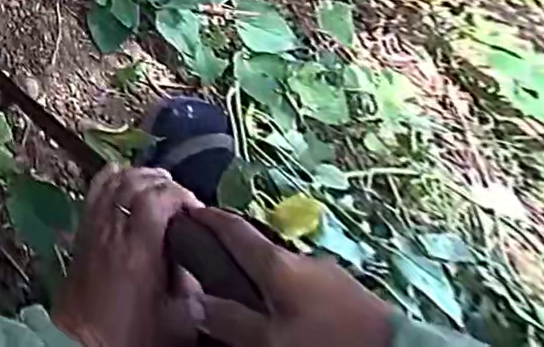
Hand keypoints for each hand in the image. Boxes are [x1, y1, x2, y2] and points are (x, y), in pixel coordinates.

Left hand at [51, 167, 205, 346]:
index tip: (195, 207)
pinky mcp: (83, 226)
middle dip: (162, 182)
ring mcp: (95, 223)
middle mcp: (113, 228)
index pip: (156, 200)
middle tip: (182, 195)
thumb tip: (193, 265)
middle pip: (135, 184)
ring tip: (160, 182)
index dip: (178, 195)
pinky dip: (112, 175)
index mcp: (137, 250)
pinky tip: (124, 174)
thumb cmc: (131, 335)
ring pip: (115, 181)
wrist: (83, 341)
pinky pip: (96, 188)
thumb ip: (190, 290)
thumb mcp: (175, 322)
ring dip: (139, 175)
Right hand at [189, 207, 395, 346]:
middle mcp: (301, 259)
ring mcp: (332, 277)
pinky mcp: (356, 299)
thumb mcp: (274, 343)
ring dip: (268, 278)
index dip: (208, 218)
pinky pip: (311, 290)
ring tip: (255, 297)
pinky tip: (296, 318)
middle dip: (237, 252)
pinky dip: (294, 296)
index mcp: (276, 263)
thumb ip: (233, 321)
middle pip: (260, 248)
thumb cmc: (330, 346)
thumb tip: (192, 302)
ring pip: (287, 271)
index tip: (187, 211)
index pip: (232, 228)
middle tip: (214, 262)